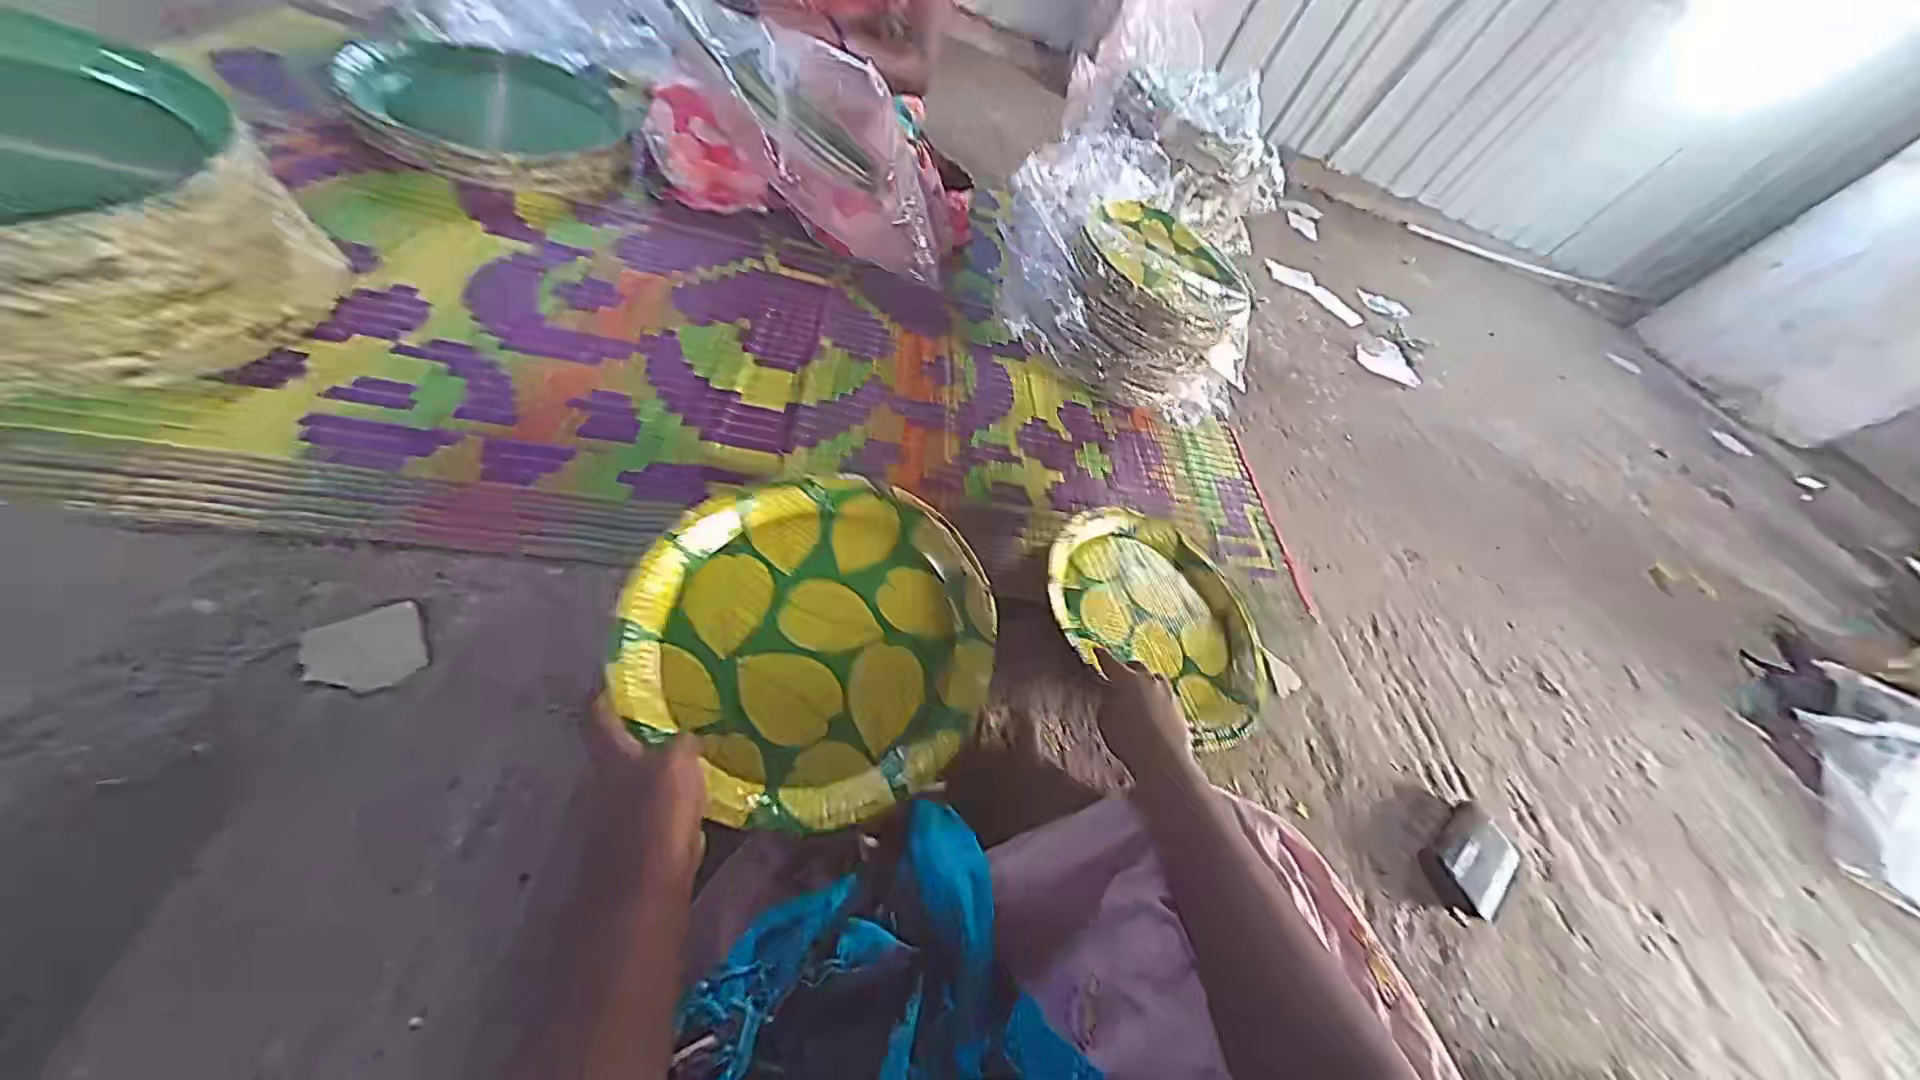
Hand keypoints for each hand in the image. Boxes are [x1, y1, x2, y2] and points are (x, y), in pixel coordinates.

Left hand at [587, 694, 706, 886]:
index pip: (598, 716)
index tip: (615, 673)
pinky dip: (676, 799)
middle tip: (680, 713)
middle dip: (645, 732)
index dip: (604, 692)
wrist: (645, 891)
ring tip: (701, 752)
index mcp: (612, 759)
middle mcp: (605, 785)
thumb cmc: (656, 817)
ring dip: (664, 767)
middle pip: (621, 749)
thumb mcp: (678, 764)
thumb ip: (683, 743)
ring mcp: (618, 816)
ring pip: (641, 780)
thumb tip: (690, 737)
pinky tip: (703, 795)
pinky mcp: (637, 843)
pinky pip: (658, 808)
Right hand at [1093, 649, 1198, 786]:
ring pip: (1155, 678)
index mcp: (1126, 679)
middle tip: (1119, 675)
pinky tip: (1153, 708)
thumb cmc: (1128, 740)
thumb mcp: (1105, 721)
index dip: (1102, 656)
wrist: (1164, 761)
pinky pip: (1166, 695)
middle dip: (1126, 668)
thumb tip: (1112, 698)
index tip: (1097, 650)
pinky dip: (1157, 697)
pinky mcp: (1180, 708)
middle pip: (1136, 666)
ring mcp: (1167, 692)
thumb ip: (1107, 704)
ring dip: (1145, 681)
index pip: (1110, 662)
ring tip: (1139, 690)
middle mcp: (1148, 680)